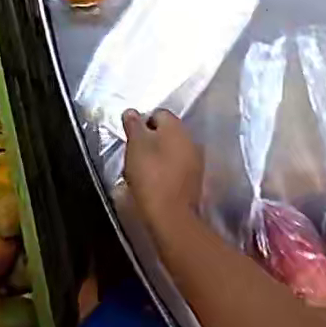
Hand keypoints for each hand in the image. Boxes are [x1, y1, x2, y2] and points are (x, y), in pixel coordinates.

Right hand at [122, 108, 203, 232]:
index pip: (157, 113)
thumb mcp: (135, 145)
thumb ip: (133, 125)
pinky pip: (177, 166)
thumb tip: (131, 112)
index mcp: (176, 127)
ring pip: (171, 150)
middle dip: (149, 139)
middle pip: (165, 132)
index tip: (130, 139)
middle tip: (134, 154)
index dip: (141, 123)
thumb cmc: (150, 175)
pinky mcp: (195, 180)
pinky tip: (155, 181)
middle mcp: (190, 139)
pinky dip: (166, 170)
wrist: (171, 215)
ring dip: (158, 155)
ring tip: (142, 170)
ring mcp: (195, 160)